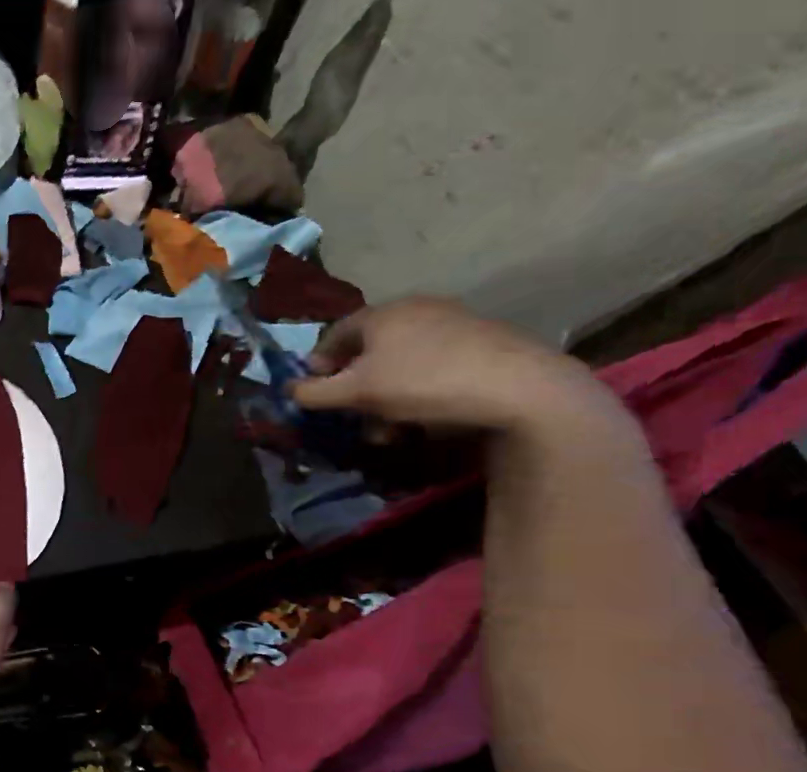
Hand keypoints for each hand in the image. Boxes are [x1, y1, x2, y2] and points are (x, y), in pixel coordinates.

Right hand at [289, 298, 626, 435]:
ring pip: (399, 362)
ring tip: (391, 428)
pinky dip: (416, 391)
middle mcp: (414, 308)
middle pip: (367, 351)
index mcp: (381, 313)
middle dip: (355, 390)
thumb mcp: (356, 393)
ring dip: (384, 397)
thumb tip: (289, 389)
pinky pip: (430, 366)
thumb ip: (315, 392)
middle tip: (356, 419)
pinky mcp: (479, 342)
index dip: (317, 368)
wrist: (517, 387)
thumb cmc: (421, 383)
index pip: (333, 336)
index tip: (315, 397)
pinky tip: (424, 417)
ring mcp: (451, 322)